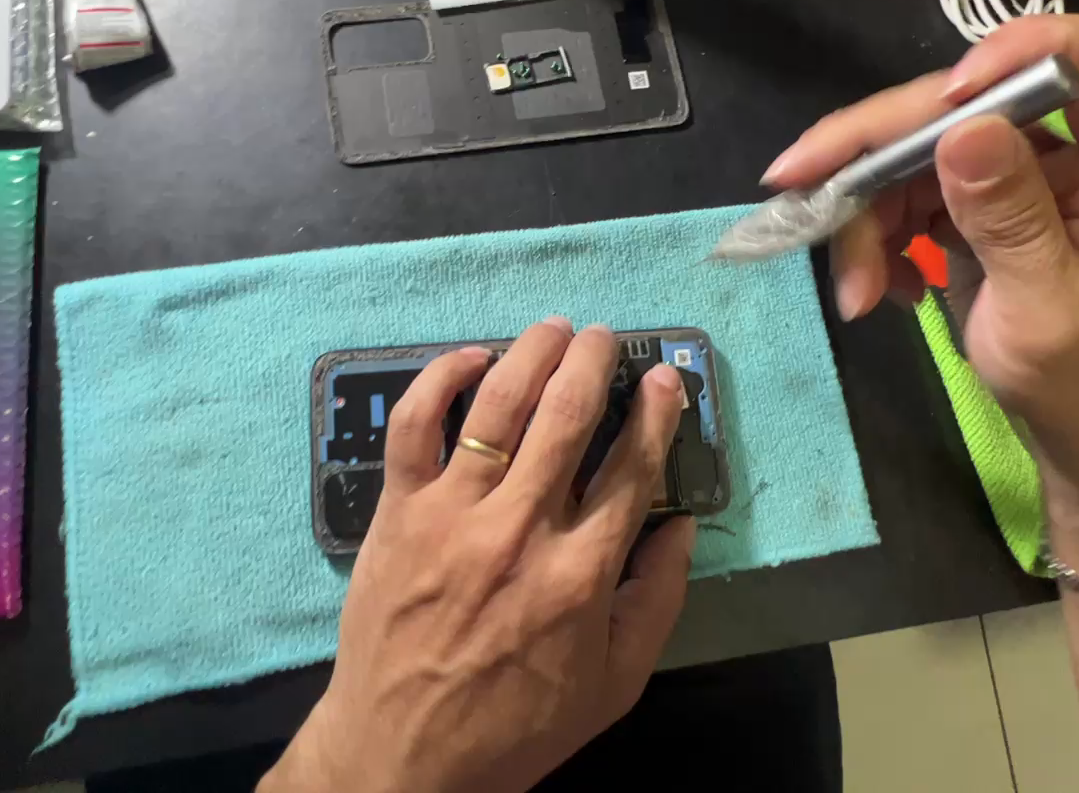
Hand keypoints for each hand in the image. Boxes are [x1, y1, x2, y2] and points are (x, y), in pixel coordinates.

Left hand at [264, 319, 697, 792]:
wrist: (400, 759)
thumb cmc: (515, 724)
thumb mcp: (614, 683)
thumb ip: (657, 599)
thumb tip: (681, 522)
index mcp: (580, 573)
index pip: (631, 468)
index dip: (655, 413)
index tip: (663, 377)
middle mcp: (519, 528)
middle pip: (566, 417)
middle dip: (591, 361)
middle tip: (601, 336)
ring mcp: (452, 513)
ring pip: (496, 405)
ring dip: (530, 353)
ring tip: (551, 328)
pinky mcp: (397, 510)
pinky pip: (413, 426)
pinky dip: (439, 379)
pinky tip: (470, 358)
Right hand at [765, 16, 1078, 560]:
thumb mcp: (1052, 318)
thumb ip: (1012, 223)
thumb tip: (964, 130)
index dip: (1028, 51)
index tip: (946, 99)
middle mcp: (1071, 159)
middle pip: (966, 105)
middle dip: (875, 145)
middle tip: (794, 179)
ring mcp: (1015, 182)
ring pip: (916, 155)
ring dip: (864, 217)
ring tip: (857, 289)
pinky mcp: (971, 209)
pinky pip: (903, 197)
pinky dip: (874, 241)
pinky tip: (876, 292)